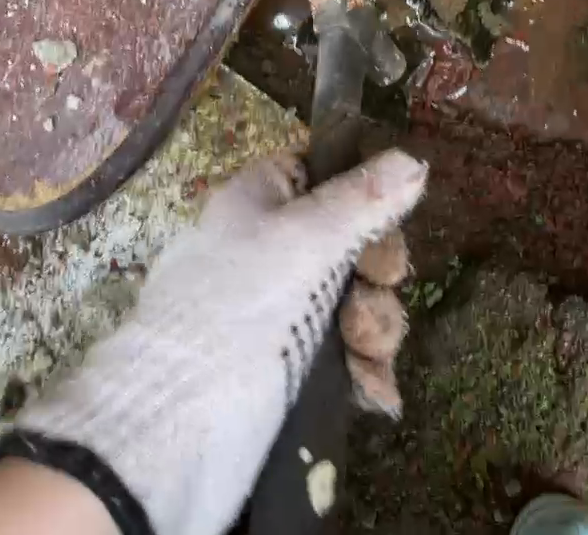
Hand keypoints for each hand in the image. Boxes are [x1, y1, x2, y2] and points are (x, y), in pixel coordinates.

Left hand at [11, 149, 428, 534]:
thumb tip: (413, 159)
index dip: (365, 193)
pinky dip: (366, 368)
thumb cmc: (239, 305)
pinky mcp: (290, 365)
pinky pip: (347, 352)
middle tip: (378, 284)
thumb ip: (364, 199)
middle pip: (353, 241)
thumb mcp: (306, 238)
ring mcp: (280, 311)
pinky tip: (374, 391)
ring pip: (356, 300)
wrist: (174, 428)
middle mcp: (272, 250)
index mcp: (261, 201)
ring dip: (376, 324)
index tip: (389, 214)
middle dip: (377, 270)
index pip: (324, 175)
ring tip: (364, 348)